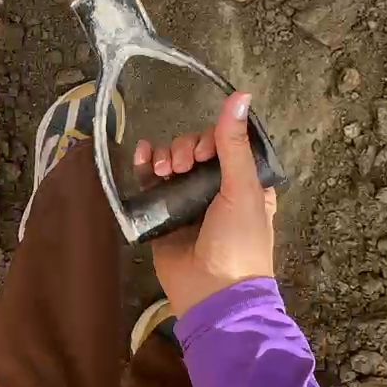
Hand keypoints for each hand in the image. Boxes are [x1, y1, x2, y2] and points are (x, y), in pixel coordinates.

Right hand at [134, 92, 278, 317]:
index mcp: (243, 182)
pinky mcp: (162, 213)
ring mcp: (186, 200)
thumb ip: (234, 144)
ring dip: (166, 156)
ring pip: (172, 160)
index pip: (225, 143)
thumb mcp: (242, 189)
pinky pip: (150, 181)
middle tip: (183, 166)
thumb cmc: (238, 242)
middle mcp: (215, 188)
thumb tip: (240, 95)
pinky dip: (145, 164)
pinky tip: (142, 155)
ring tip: (164, 172)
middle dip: (185, 149)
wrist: (211, 292)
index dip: (212, 138)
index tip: (206, 153)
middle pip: (196, 148)